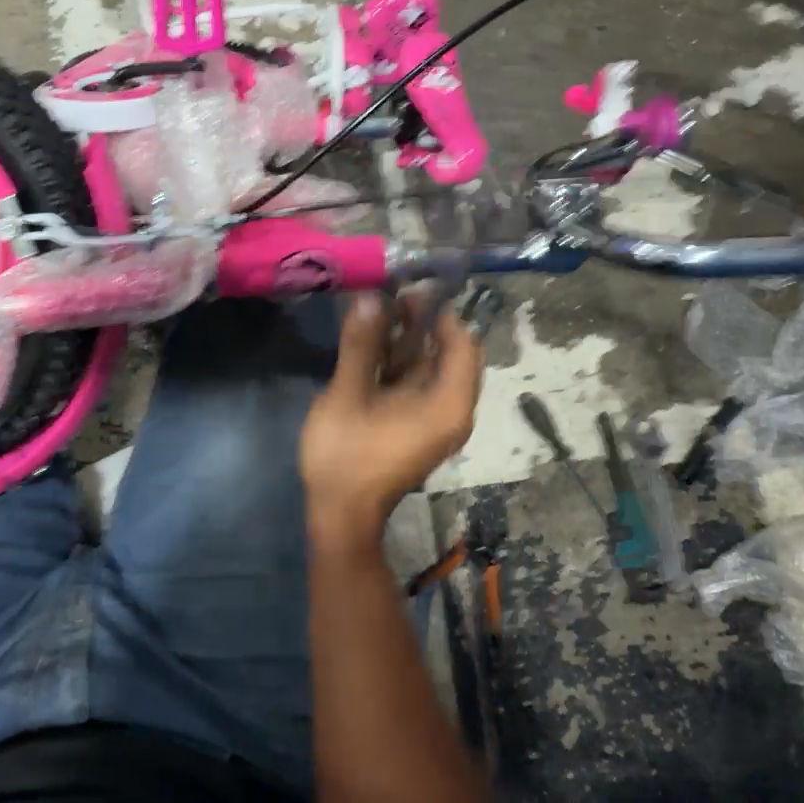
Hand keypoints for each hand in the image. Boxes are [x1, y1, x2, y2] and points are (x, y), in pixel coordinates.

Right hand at [301, 293, 483, 550]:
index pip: (463, 344)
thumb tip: (371, 298)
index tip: (408, 287)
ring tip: (374, 312)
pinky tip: (370, 346)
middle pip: (449, 354)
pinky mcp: (415, 427)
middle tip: (387, 295)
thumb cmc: (346, 456)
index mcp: (447, 404)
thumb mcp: (348, 395)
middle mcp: (451, 411)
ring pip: (430, 368)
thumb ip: (361, 345)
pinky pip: (417, 385)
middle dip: (421, 323)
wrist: (340, 515)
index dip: (440, 312)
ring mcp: (433, 421)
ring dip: (406, 340)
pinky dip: (399, 363)